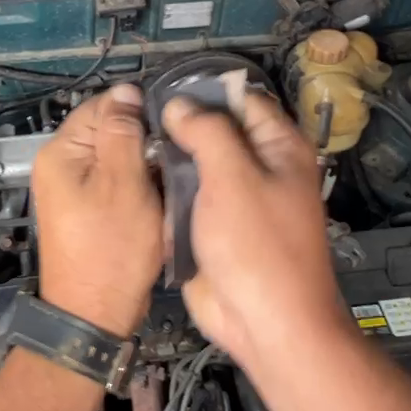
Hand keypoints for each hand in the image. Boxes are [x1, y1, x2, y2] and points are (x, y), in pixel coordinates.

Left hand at [30, 85, 163, 336]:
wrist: (95, 315)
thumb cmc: (111, 250)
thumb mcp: (124, 184)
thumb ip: (123, 133)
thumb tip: (126, 91)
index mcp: (61, 152)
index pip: (102, 106)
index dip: (138, 111)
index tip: (173, 125)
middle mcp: (61, 166)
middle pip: (110, 133)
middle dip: (144, 142)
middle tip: (177, 155)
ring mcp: (75, 190)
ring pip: (119, 159)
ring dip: (146, 167)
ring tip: (173, 179)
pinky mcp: (90, 211)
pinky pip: (118, 185)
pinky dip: (141, 188)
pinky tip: (161, 199)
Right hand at [160, 93, 348, 365]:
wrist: (264, 323)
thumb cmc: (259, 247)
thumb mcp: (233, 177)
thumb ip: (206, 132)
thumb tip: (179, 104)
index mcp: (278, 148)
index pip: (242, 100)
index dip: (205, 91)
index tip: (164, 87)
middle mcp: (258, 169)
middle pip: (213, 133)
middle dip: (179, 127)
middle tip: (137, 118)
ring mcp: (233, 200)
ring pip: (194, 166)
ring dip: (168, 162)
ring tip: (131, 146)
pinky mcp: (211, 227)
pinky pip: (185, 199)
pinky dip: (166, 194)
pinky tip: (140, 182)